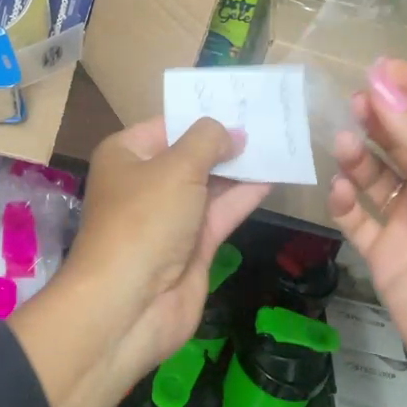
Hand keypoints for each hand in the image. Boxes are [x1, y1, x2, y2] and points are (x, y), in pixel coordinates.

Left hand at [10, 117, 268, 406]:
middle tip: (270, 118)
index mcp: (126, 154)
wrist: (128, 306)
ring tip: (279, 141)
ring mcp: (170, 216)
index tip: (242, 101)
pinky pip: (221, 212)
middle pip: (191, 153)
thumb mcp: (177, 168)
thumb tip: (233, 132)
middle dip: (226, 140)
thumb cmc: (144, 220)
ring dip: (240, 166)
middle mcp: (146, 181)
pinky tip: (274, 176)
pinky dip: (245, 195)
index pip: (169, 123)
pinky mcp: (193, 246)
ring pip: (210, 183)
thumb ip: (208, 142)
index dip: (204, 113)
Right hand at [327, 59, 406, 406]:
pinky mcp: (387, 255)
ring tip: (342, 142)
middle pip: (403, 136)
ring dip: (357, 151)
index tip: (373, 67)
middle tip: (350, 100)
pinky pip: (357, 215)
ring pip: (375, 170)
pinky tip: (339, 189)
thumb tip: (380, 82)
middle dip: (378, 114)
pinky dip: (344, 197)